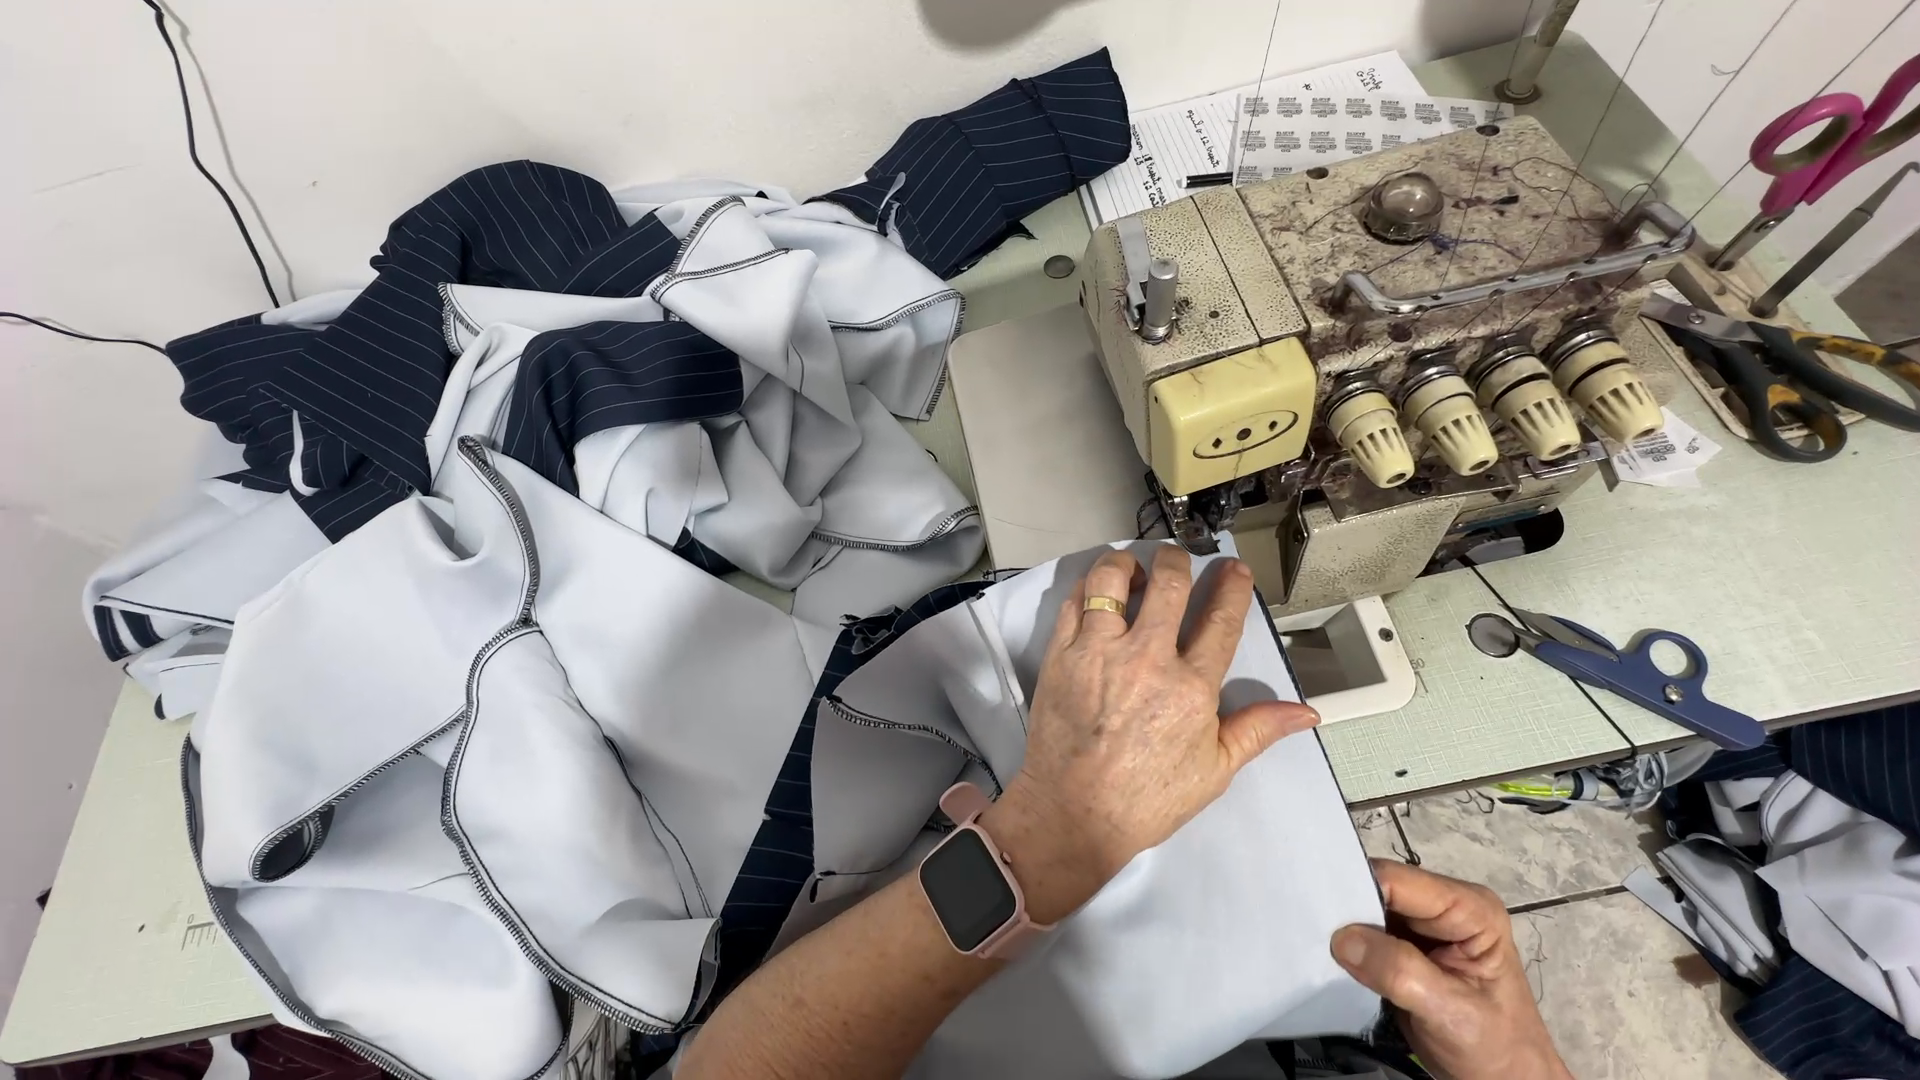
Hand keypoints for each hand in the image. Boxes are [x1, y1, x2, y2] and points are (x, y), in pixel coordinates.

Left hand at [979, 546, 1319, 922]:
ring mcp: (1098, 652)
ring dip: (1126, 563)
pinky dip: (1087, 589)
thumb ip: (1258, 730)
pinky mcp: (1060, 656)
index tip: (1232, 569)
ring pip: (1111, 579)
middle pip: (1168, 582)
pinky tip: (1097, 596)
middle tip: (1179, 559)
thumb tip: (1306, 712)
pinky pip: (1072, 603)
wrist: (1074, 813)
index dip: (1231, 586)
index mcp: (1191, 687)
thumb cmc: (1146, 798)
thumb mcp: (1213, 771)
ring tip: (1133, 570)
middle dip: (1178, 559)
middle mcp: (1146, 659)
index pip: (1220, 619)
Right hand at [1331, 859, 1572, 1079]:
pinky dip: (1347, 944)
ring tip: (1316, 942)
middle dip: (1346, 909)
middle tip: (1311, 929)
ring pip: (1365, 907)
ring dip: (1343, 928)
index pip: (1396, 881)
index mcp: (1468, 907)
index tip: (1319, 911)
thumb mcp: (1452, 1011)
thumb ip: (1400, 971)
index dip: (1357, 890)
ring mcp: (1422, 923)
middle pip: (1377, 888)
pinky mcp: (1404, 943)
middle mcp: (1444, 904)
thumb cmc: (1495, 1048)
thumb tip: (1342, 939)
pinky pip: (1364, 929)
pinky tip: (1331, 954)